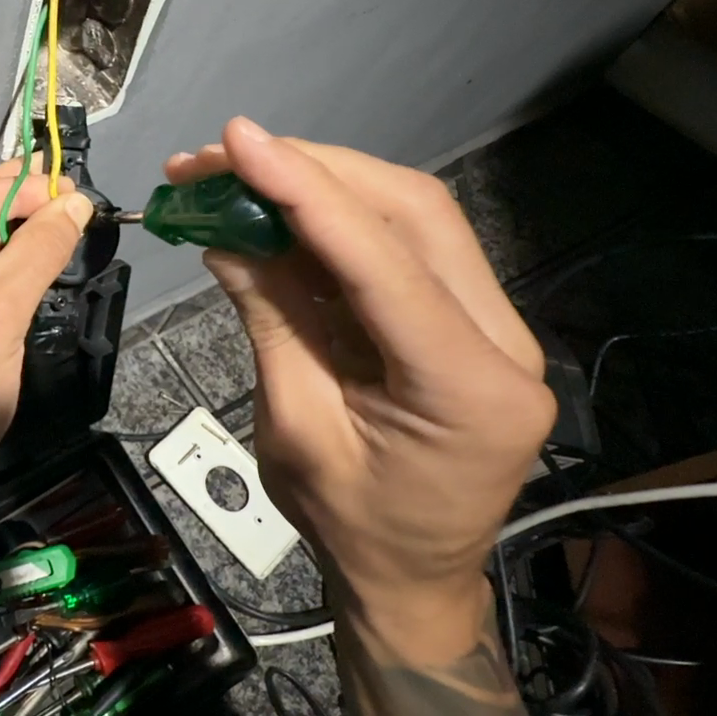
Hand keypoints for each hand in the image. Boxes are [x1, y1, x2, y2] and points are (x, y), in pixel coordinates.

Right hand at [172, 118, 553, 663]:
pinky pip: (395, 242)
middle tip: (217, 157)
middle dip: (308, 168)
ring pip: (407, 213)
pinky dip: (326, 215)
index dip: (304, 190)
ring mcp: (489, 321)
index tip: (237, 140)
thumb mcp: (295, 427)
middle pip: (410, 210)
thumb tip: (223, 237)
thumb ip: (270, 321)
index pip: (381, 260)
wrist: (410, 574)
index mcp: (466, 385)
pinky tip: (269, 209)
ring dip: (315, 181)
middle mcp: (499, 337)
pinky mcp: (460, 314)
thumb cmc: (349, 522)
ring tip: (229, 174)